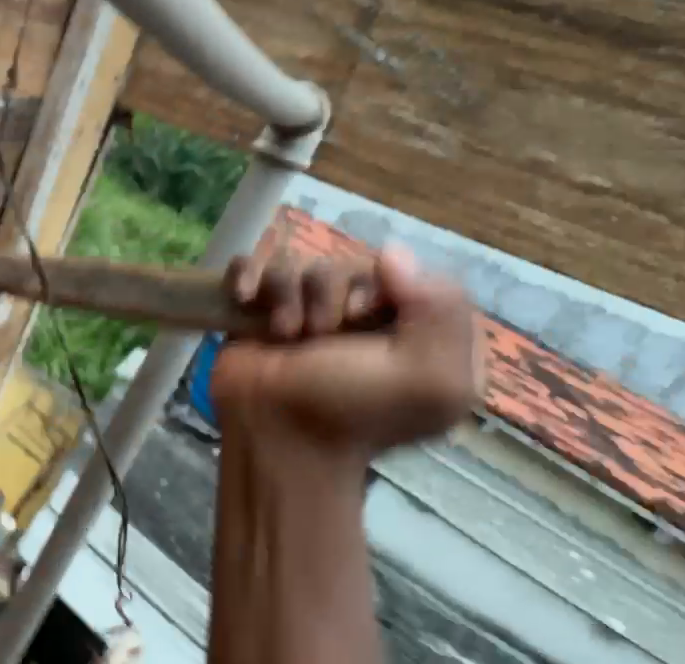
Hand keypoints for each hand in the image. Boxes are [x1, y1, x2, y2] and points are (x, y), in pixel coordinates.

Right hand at [211, 247, 483, 459]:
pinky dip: (247, 276)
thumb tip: (392, 253)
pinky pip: (253, 264)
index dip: (385, 285)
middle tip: (321, 333)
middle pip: (347, 264)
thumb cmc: (354, 411)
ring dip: (286, 294)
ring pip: (298, 264)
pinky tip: (245, 299)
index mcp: (413, 331)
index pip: (408, 274)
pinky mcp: (259, 308)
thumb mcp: (427, 378)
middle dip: (328, 294)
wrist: (274, 433)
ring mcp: (304, 309)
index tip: (367, 315)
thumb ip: (439, 313)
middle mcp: (361, 315)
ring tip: (283, 332)